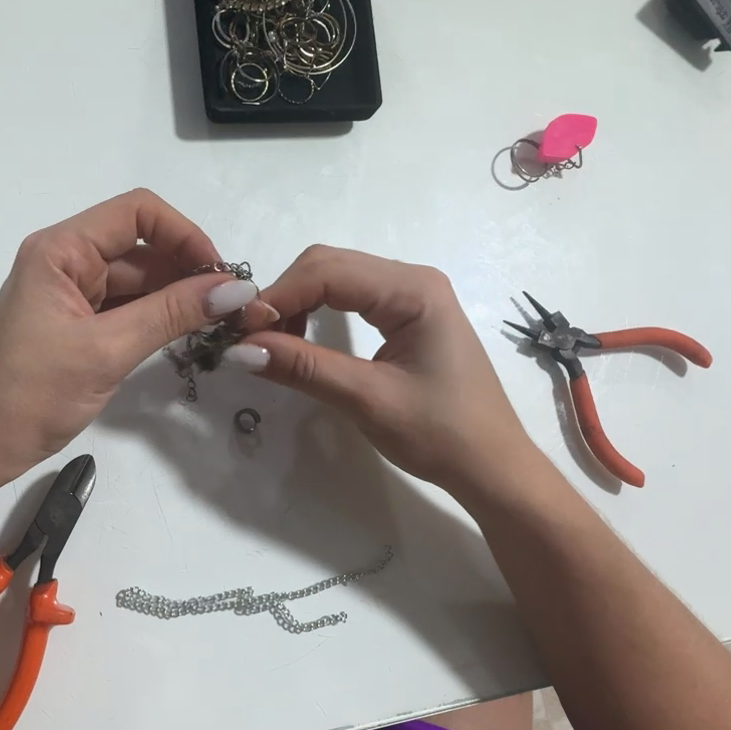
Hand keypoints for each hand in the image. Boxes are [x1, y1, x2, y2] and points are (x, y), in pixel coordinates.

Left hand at [0, 190, 272, 513]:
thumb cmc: (33, 395)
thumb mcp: (107, 351)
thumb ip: (171, 314)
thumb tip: (236, 289)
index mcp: (59, 251)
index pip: (135, 213)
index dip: (183, 234)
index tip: (219, 273)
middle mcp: (64, 261)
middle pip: (140, 246)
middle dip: (186, 269)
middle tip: (232, 305)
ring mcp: (70, 294)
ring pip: (137, 280)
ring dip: (176, 296)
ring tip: (219, 320)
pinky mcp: (76, 324)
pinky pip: (125, 307)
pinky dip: (156, 316)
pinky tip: (187, 331)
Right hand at [225, 246, 542, 495]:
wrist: (489, 465)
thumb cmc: (440, 433)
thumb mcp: (366, 400)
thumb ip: (304, 369)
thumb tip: (240, 350)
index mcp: (412, 290)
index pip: (327, 271)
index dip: (278, 296)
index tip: (241, 333)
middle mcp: (412, 280)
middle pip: (328, 265)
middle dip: (283, 296)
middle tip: (250, 340)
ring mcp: (409, 296)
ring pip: (334, 279)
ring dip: (296, 305)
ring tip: (272, 346)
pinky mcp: (404, 317)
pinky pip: (348, 299)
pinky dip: (315, 314)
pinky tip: (299, 344)